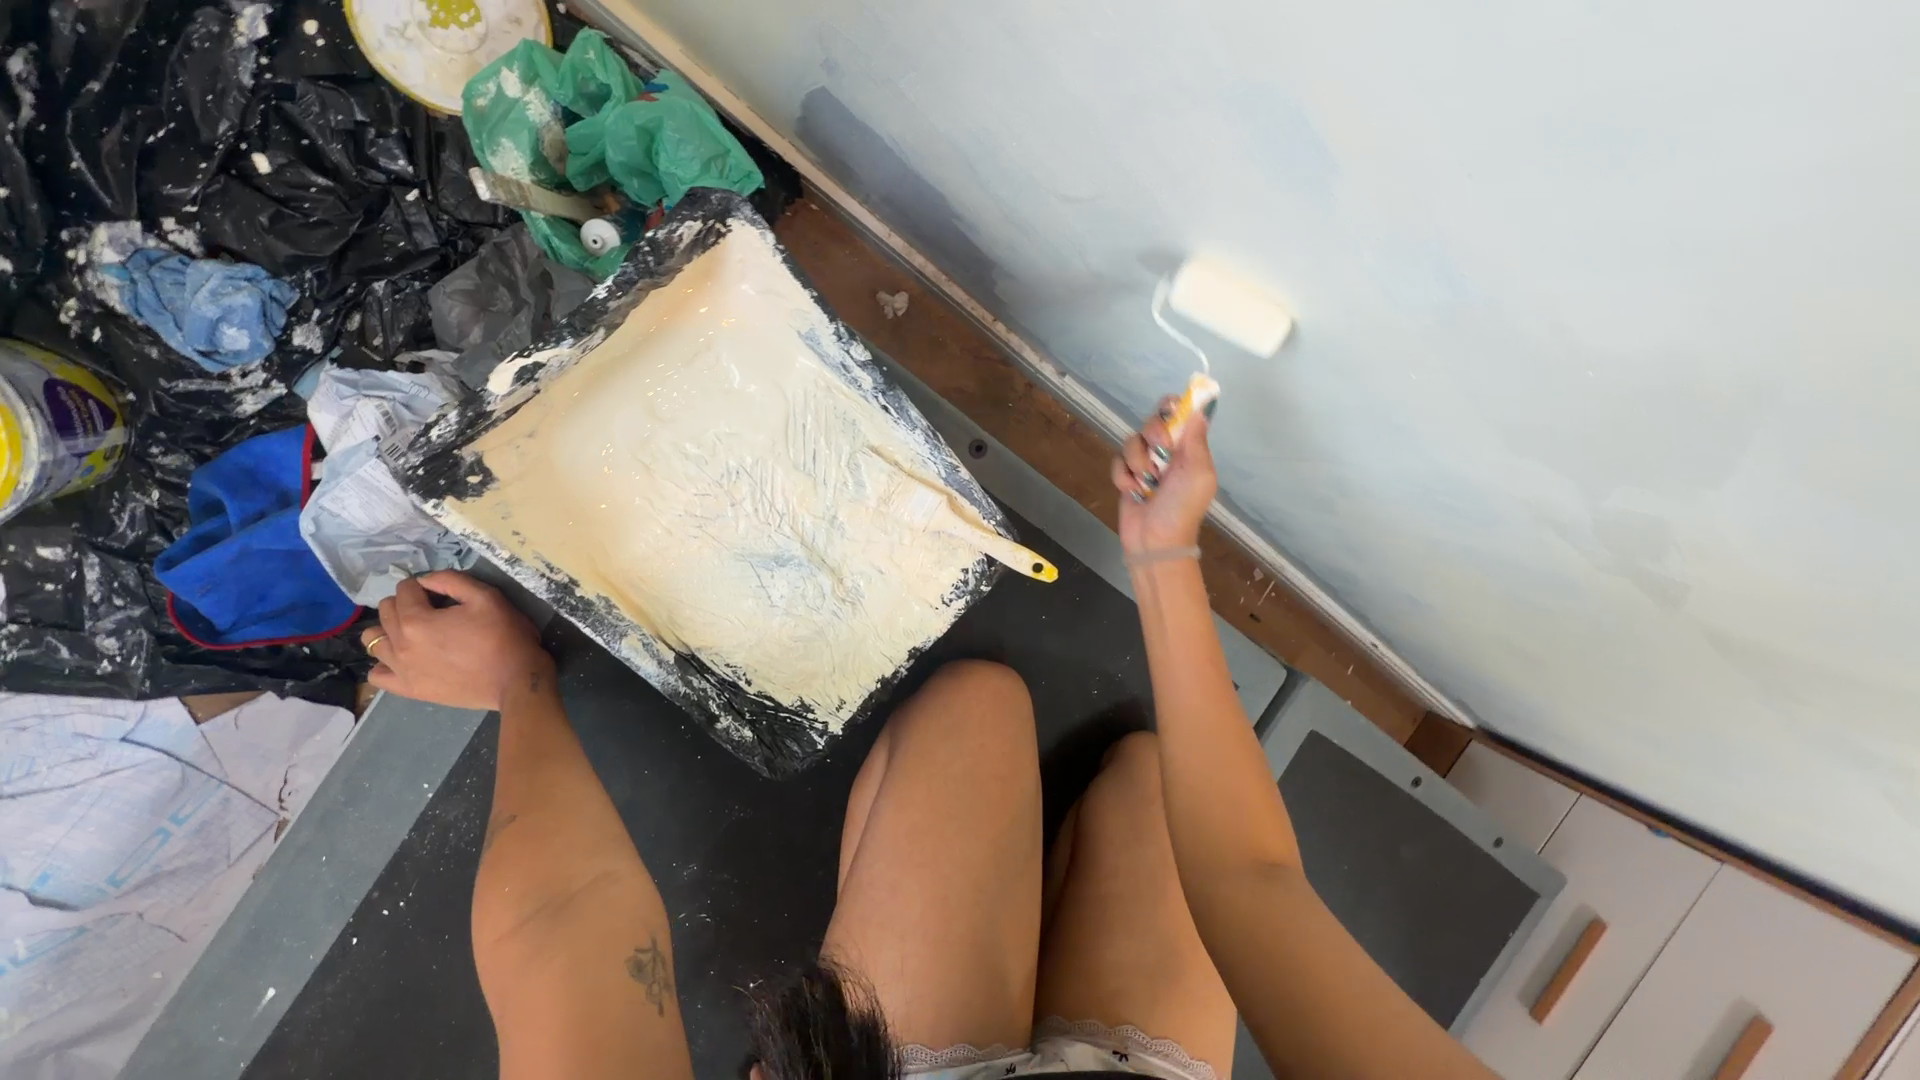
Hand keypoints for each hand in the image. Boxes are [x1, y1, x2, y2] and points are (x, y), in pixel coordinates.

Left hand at [362, 571, 554, 710]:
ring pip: (373, 641)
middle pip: (386, 612)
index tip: (443, 593)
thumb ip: (452, 580)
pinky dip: (385, 663)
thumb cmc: (504, 636)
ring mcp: (400, 669)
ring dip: (390, 631)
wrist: (515, 679)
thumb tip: (426, 580)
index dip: (424, 585)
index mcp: (416, 620)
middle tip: (433, 610)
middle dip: (406, 603)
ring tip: (415, 633)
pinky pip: (376, 675)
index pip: (405, 589)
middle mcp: (399, 644)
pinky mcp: (408, 689)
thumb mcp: (488, 597)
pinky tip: (406, 659)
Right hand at [1111, 394, 1217, 554]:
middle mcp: (1167, 451)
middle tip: (1160, 454)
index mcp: (1189, 448)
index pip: (1180, 413)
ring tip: (1147, 483)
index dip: (1172, 408)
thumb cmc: (1182, 507)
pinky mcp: (1126, 476)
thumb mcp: (1198, 473)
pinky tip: (1134, 492)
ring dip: (1138, 462)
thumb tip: (1199, 408)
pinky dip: (1123, 477)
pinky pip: (1117, 461)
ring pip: (1131, 441)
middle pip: (1152, 422)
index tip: (1168, 414)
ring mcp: (1145, 464)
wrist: (1156, 541)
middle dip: (1153, 436)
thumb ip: (1196, 440)